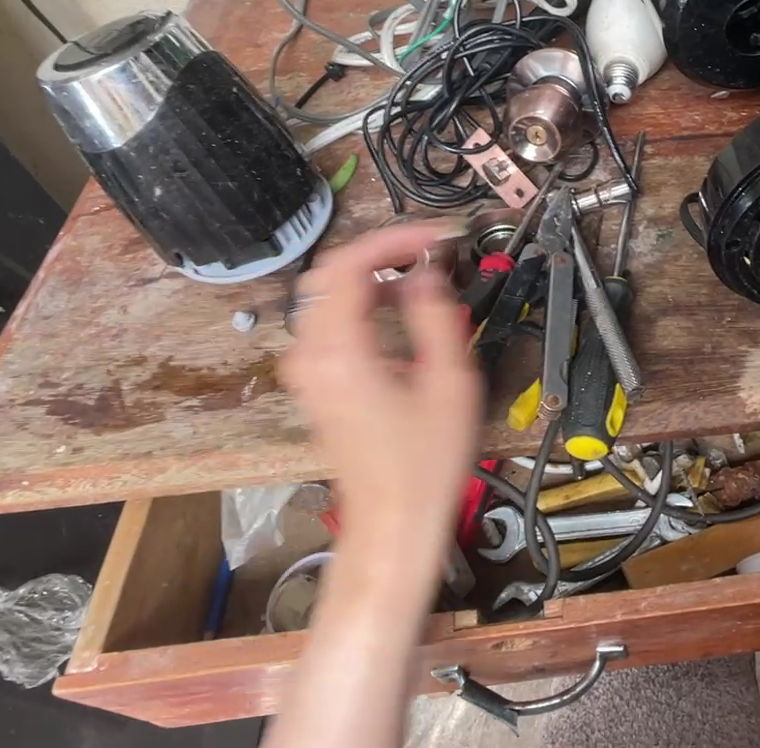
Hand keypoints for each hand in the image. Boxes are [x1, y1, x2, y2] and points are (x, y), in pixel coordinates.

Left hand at [279, 221, 481, 561]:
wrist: (393, 522)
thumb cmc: (424, 463)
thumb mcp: (450, 382)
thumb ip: (437, 316)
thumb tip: (427, 275)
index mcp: (340, 352)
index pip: (349, 266)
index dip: (394, 240)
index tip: (434, 237)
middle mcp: (312, 357)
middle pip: (330, 275)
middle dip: (380, 253)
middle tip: (426, 250)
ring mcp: (309, 372)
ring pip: (327, 297)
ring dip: (372, 278)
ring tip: (420, 278)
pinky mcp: (317, 384)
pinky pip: (330, 323)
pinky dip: (363, 304)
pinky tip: (400, 312)